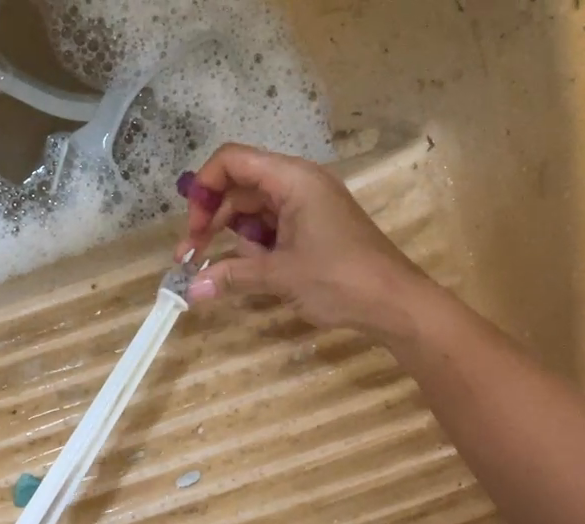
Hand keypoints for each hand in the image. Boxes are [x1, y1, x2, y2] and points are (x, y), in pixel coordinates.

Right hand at [176, 143, 437, 337]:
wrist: (393, 302)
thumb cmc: (340, 279)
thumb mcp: (280, 276)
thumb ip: (232, 276)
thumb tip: (190, 290)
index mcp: (293, 179)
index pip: (232, 161)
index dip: (204, 189)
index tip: (192, 228)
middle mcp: (298, 184)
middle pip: (239, 188)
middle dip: (213, 220)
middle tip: (191, 259)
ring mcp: (307, 207)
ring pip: (254, 212)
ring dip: (235, 239)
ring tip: (230, 273)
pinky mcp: (313, 230)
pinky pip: (273, 229)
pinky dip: (256, 248)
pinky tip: (252, 273)